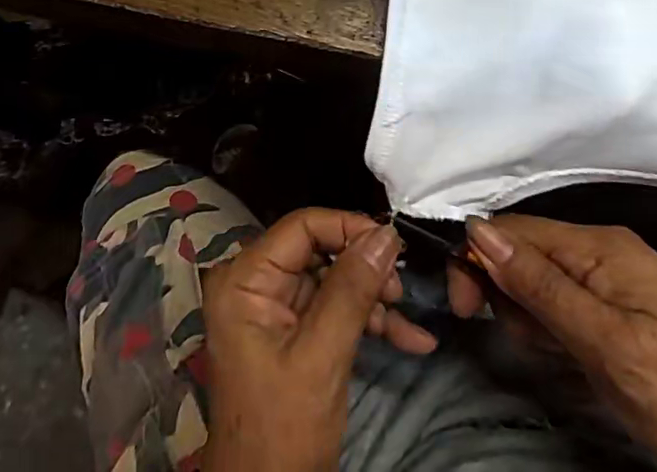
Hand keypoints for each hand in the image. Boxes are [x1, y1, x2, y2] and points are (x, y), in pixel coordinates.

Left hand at [201, 209, 436, 471]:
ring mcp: (275, 307)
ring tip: (407, 320)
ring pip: (334, 279)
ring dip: (374, 297)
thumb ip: (352, 290)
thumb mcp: (322, 356)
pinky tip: (411, 339)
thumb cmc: (283, 428)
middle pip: (320, 250)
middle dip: (365, 268)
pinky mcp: (294, 331)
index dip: (348, 228)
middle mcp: (256, 283)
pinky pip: (335, 308)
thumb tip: (386, 234)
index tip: (392, 245)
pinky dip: (370, 321)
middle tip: (401, 287)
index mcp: (246, 279)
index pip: (302, 227)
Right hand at [449, 215, 656, 471]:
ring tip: (558, 358)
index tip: (461, 308)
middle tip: (530, 343)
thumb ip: (539, 285)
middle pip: (523, 255)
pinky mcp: (612, 321)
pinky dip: (549, 336)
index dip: (479, 259)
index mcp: (602, 245)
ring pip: (535, 288)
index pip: (516, 230)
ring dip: (529, 321)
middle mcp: (602, 255)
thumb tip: (477, 229)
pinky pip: (558, 314)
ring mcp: (608, 289)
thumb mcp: (605, 341)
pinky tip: (567, 361)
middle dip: (507, 295)